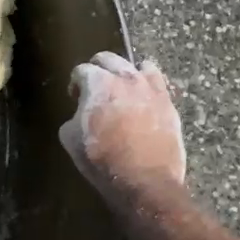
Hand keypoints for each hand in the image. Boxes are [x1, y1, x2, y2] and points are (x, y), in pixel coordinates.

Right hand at [61, 52, 184, 204]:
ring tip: (124, 89)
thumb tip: (83, 112)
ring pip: (139, 66)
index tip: (75, 98)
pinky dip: (149, 85)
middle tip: (95, 88)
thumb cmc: (100, 157)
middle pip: (109, 58)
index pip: (82, 69)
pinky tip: (144, 98)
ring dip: (127, 73)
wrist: (144, 181)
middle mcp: (125, 78)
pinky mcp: (169, 105)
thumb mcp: (69, 136)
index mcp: (98, 82)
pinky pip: (160, 83)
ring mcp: (151, 90)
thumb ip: (74, 114)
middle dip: (98, 69)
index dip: (75, 83)